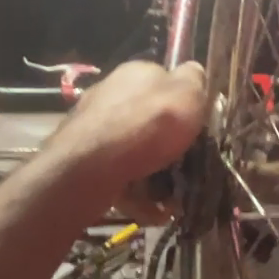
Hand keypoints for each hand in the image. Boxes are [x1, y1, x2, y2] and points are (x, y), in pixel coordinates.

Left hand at [44, 61, 205, 187]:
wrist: (91, 166)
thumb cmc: (148, 125)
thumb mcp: (187, 93)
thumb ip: (194, 80)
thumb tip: (193, 71)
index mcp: (137, 71)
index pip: (166, 79)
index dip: (184, 102)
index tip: (197, 125)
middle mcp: (111, 91)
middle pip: (148, 115)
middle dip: (167, 140)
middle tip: (186, 163)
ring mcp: (92, 124)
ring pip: (133, 146)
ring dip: (153, 169)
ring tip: (171, 195)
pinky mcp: (81, 156)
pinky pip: (118, 172)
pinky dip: (135, 189)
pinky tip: (150, 207)